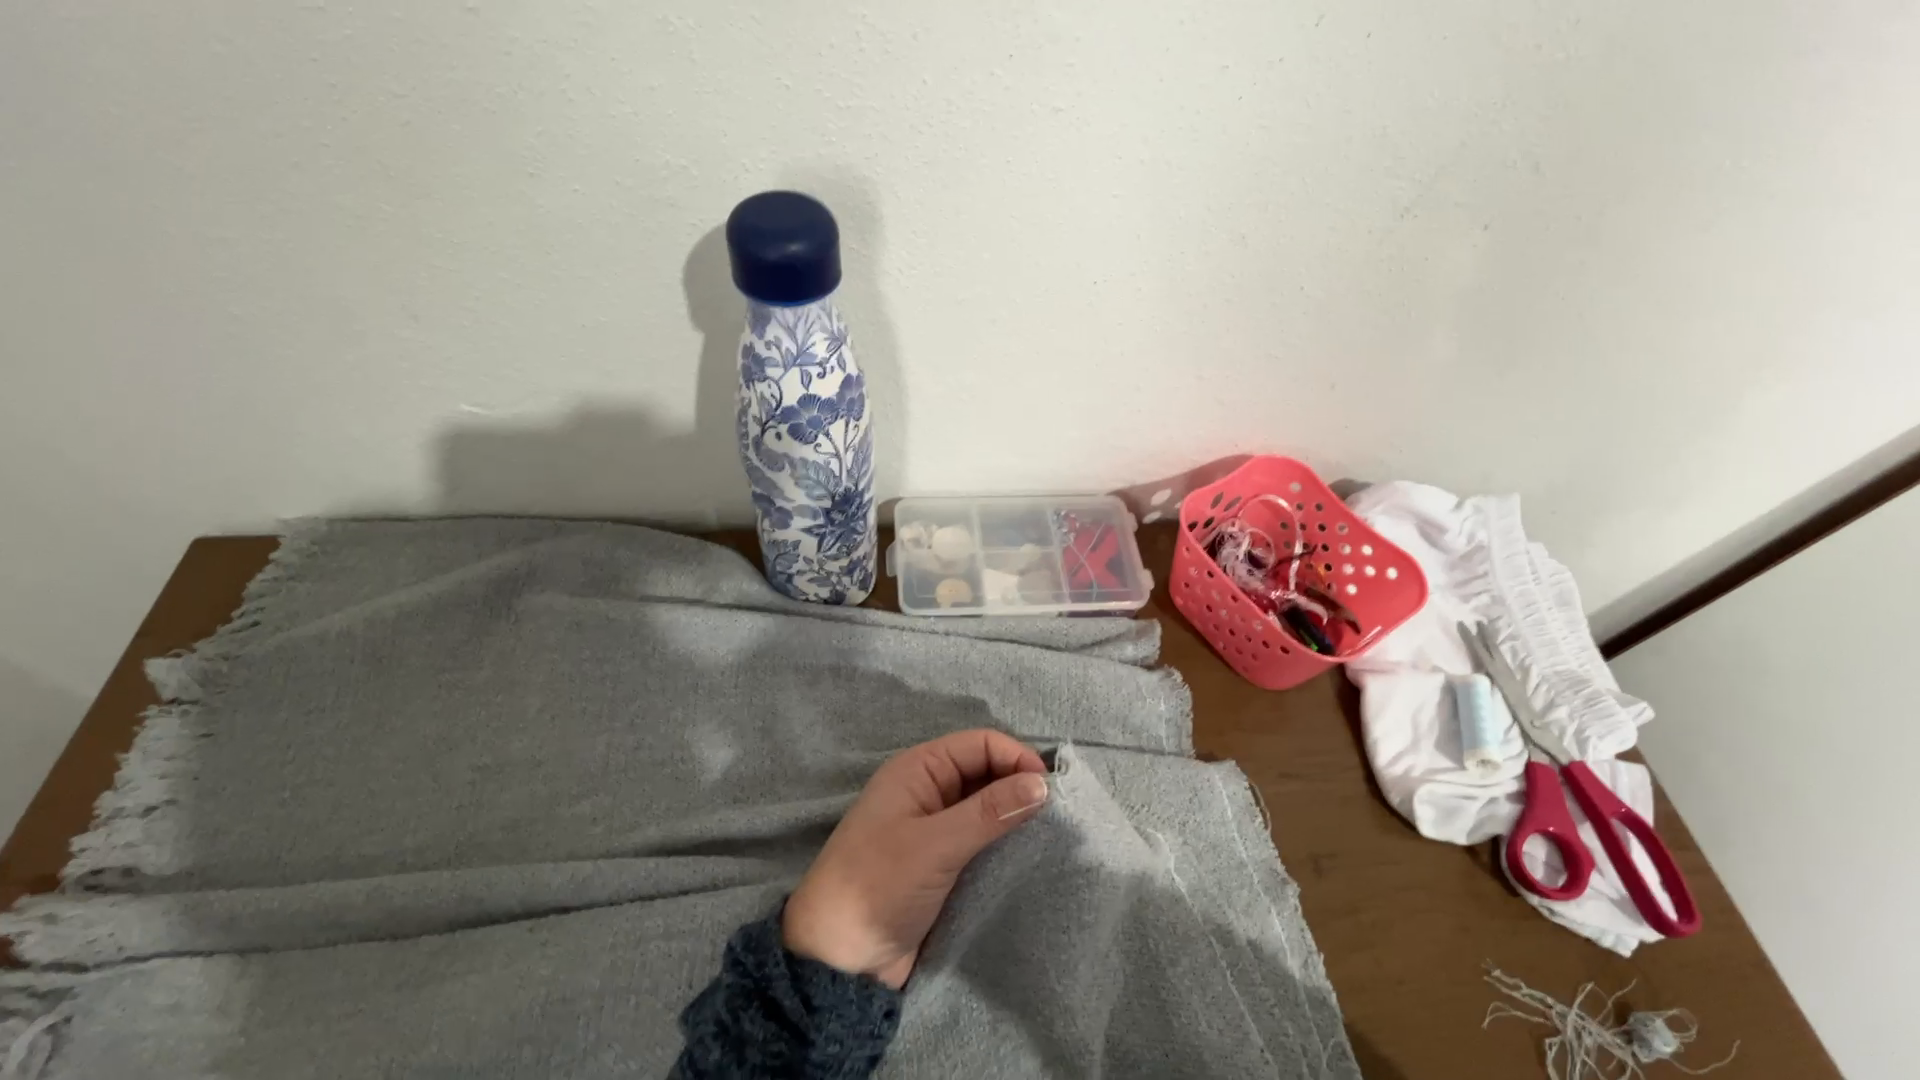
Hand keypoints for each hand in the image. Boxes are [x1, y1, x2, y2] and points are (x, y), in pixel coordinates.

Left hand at [782, 730, 1050, 989]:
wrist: (837, 959)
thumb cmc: (877, 887)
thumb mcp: (934, 845)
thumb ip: (988, 812)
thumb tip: (1043, 784)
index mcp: (918, 770)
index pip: (980, 745)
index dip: (1017, 759)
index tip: (1052, 793)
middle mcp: (929, 792)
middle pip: (987, 773)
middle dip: (1021, 787)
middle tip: (1061, 818)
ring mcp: (935, 829)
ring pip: (988, 809)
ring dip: (1016, 818)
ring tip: (1055, 838)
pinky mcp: (942, 864)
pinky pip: (982, 842)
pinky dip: (1006, 846)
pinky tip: (1031, 860)